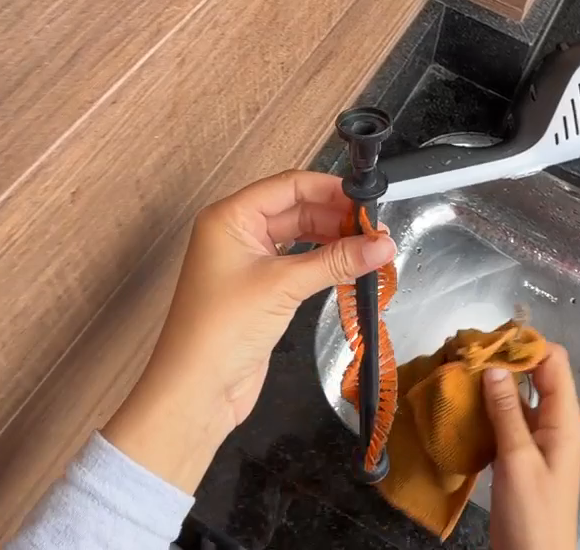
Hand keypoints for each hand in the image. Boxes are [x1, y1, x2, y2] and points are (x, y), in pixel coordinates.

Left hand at [104, 170, 395, 491]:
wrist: (195, 394)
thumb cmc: (222, 330)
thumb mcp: (283, 286)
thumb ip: (337, 261)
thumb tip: (384, 245)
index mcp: (231, 216)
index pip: (289, 185)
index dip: (329, 189)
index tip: (366, 199)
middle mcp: (237, 231)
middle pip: (296, 208)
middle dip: (336, 217)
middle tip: (376, 229)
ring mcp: (248, 260)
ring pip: (300, 235)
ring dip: (334, 240)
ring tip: (371, 247)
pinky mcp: (259, 287)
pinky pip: (298, 262)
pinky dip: (324, 261)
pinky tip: (350, 265)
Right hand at [483, 343, 579, 549]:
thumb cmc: (533, 515)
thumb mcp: (518, 460)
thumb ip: (507, 411)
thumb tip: (494, 365)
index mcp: (564, 418)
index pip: (553, 361)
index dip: (526, 345)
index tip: (491, 339)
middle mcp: (553, 422)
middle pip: (536, 373)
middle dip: (506, 359)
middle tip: (469, 351)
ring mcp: (536, 438)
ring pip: (518, 394)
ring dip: (493, 381)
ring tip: (461, 370)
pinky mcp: (519, 454)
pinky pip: (506, 417)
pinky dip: (488, 406)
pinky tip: (464, 402)